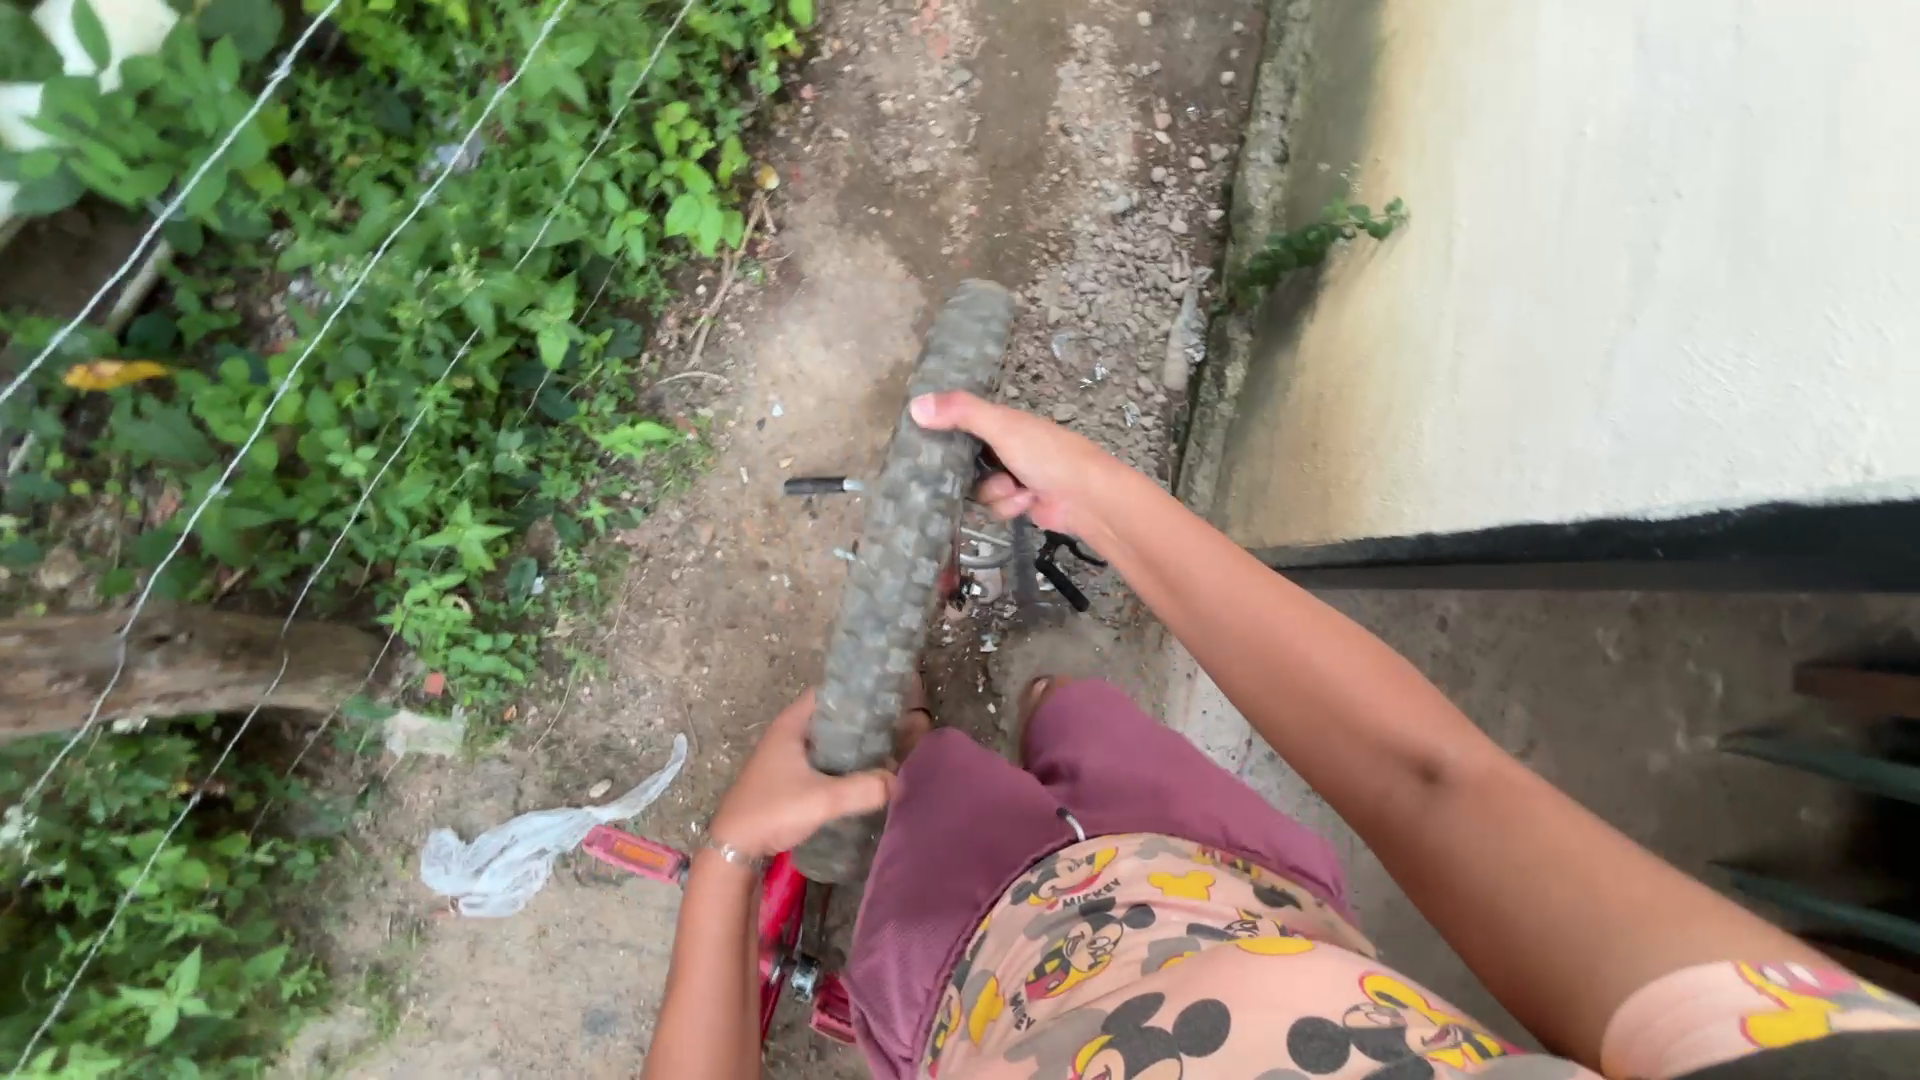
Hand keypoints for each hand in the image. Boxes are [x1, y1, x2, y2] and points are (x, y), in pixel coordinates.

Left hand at [707, 688, 895, 857]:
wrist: (733, 848)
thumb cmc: (773, 810)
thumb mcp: (823, 800)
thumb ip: (863, 789)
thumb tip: (897, 781)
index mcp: (791, 725)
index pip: (826, 693)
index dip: (854, 692)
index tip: (884, 699)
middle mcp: (787, 734)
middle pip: (828, 717)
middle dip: (857, 721)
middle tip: (892, 726)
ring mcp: (784, 756)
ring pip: (824, 741)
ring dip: (848, 744)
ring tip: (883, 748)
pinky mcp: (786, 777)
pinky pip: (819, 760)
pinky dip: (838, 762)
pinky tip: (859, 774)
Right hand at [908, 391, 1128, 539]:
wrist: (1085, 496)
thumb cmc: (1046, 453)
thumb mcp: (1002, 426)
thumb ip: (961, 413)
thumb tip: (915, 405)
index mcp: (1003, 423)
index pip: (962, 423)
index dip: (944, 433)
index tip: (924, 444)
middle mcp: (1006, 447)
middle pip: (965, 461)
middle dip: (968, 472)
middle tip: (959, 475)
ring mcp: (1013, 476)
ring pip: (979, 488)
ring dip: (995, 491)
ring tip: (1015, 487)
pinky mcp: (1019, 502)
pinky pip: (996, 507)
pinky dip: (1009, 505)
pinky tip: (1027, 500)